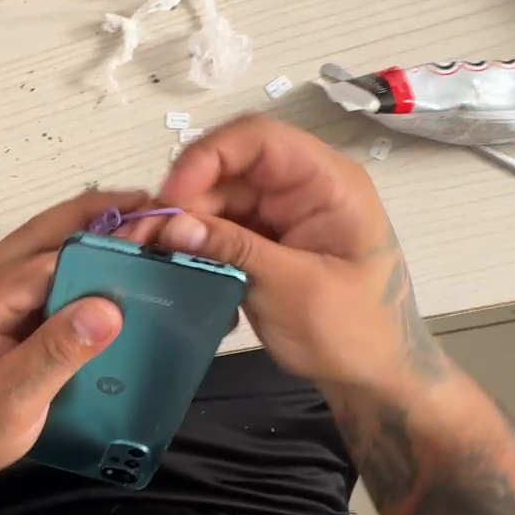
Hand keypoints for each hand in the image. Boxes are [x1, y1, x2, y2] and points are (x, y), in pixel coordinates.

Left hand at [0, 191, 137, 483]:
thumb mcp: (12, 402)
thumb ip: (54, 355)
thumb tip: (104, 312)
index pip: (42, 265)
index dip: (95, 252)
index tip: (145, 246)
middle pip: (42, 234)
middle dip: (97, 216)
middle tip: (153, 208)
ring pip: (45, 242)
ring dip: (91, 227)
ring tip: (143, 221)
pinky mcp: (9, 303)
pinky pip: (48, 265)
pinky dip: (83, 254)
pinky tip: (116, 257)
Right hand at [152, 116, 447, 393]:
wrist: (371, 374)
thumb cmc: (354, 330)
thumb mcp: (294, 288)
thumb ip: (234, 250)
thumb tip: (173, 226)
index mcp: (325, 182)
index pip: (256, 140)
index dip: (206, 158)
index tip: (170, 199)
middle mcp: (296, 187)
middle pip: (223, 171)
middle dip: (181, 200)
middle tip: (143, 239)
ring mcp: (275, 214)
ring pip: (210, 201)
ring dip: (178, 226)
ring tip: (149, 256)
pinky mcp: (257, 240)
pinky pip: (212, 229)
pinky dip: (190, 247)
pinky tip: (174, 268)